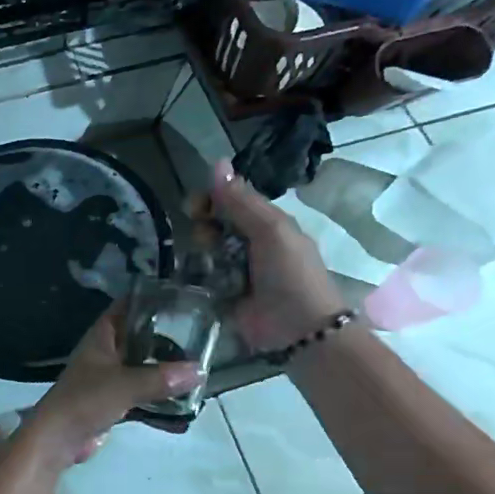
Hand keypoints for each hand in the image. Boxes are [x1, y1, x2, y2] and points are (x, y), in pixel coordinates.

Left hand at [22, 304, 199, 469]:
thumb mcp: (125, 385)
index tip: (179, 296)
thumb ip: (161, 378)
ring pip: (142, 367)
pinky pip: (142, 394)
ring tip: (198, 368)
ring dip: (164, 370)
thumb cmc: (85, 400)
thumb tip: (200, 370)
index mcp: (102, 337)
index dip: (147, 299)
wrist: (58, 439)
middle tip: (200, 335)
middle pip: (138, 337)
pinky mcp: (113, 402)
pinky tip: (185, 405)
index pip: (125, 307)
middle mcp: (105, 353)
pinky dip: (160, 399)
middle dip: (165, 337)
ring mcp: (109, 378)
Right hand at [194, 159, 347, 351]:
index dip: (210, 198)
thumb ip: (242, 200)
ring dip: (200, 250)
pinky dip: (196, 272)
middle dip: (204, 225)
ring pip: (205, 248)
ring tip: (205, 262)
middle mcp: (250, 242)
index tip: (196, 206)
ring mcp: (235, 269)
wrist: (299, 331)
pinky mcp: (222, 293)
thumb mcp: (271, 230)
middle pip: (214, 222)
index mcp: (266, 223)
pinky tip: (195, 275)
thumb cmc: (290, 274)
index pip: (230, 199)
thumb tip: (216, 162)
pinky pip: (201, 275)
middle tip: (204, 238)